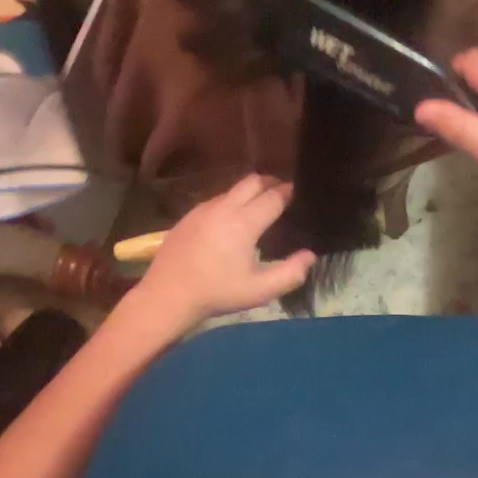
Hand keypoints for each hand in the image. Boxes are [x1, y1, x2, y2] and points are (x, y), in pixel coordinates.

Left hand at [132, 175, 316, 327]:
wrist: (167, 296)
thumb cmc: (217, 293)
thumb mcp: (259, 291)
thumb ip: (290, 273)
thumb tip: (310, 256)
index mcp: (244, 223)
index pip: (273, 197)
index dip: (288, 193)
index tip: (297, 194)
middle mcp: (223, 208)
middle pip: (252, 182)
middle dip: (270, 183)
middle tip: (281, 193)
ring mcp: (202, 210)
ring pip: (232, 189)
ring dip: (248, 193)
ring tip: (258, 207)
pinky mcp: (188, 217)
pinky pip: (215, 200)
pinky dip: (230, 202)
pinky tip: (230, 221)